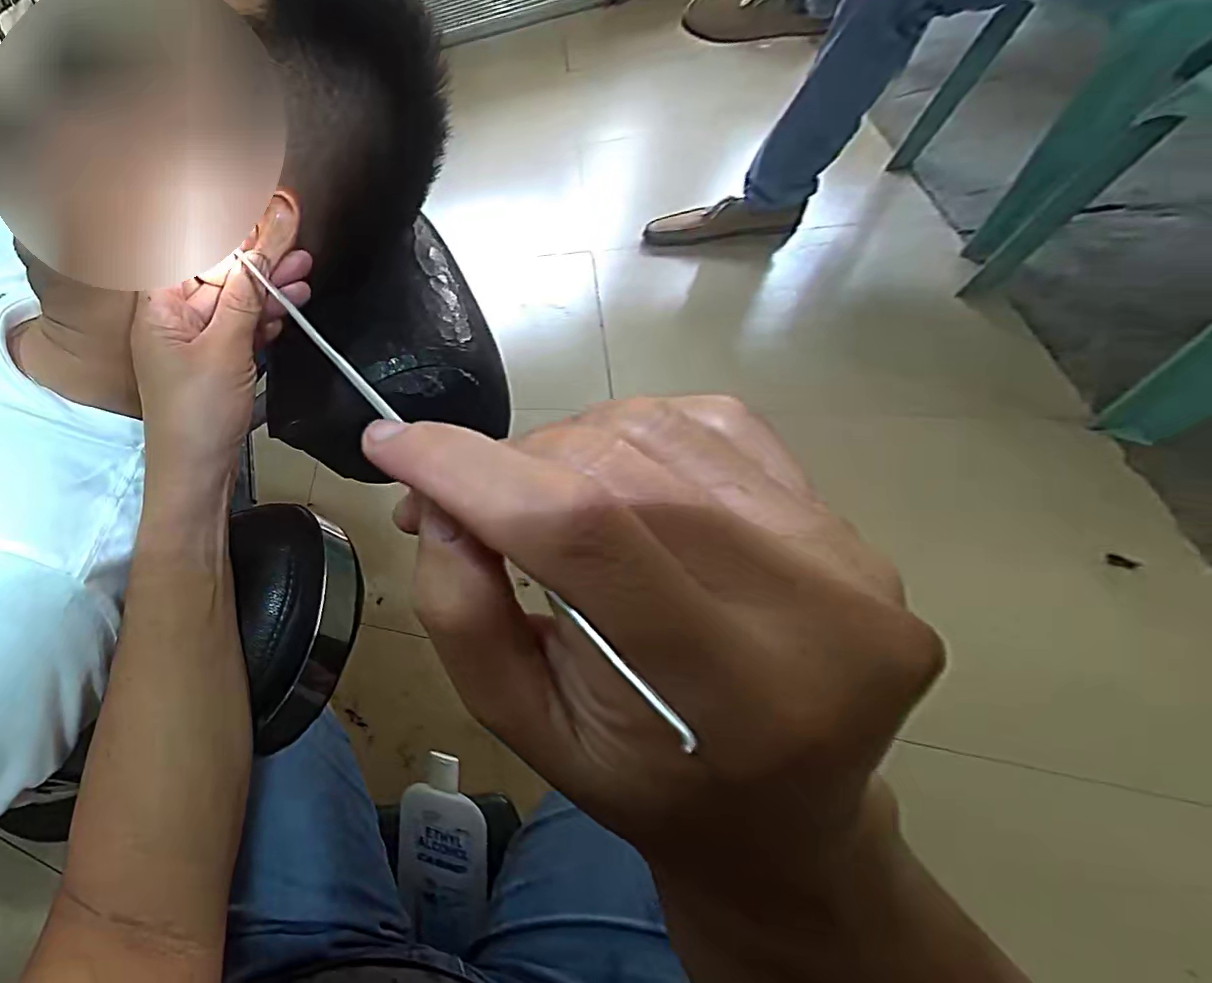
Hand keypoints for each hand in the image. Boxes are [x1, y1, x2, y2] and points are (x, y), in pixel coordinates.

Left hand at [132, 248, 310, 474]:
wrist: (198, 476)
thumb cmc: (195, 420)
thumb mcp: (226, 347)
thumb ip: (247, 290)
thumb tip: (264, 241)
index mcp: (157, 308)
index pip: (190, 250)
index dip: (227, 227)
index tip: (264, 210)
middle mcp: (171, 320)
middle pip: (216, 272)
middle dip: (257, 255)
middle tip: (293, 231)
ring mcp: (193, 342)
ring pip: (233, 299)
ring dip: (267, 285)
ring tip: (302, 267)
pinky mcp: (212, 361)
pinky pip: (238, 327)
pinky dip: (263, 316)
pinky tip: (289, 302)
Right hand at [360, 396, 942, 891]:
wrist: (778, 811)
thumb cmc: (632, 777)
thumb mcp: (515, 719)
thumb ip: (459, 611)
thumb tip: (438, 499)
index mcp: (719, 688)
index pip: (578, 528)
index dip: (466, 468)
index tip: (388, 443)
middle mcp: (808, 608)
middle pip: (606, 466)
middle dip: (498, 464)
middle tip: (450, 501)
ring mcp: (842, 553)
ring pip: (647, 428)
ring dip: (553, 445)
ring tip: (526, 495)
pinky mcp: (843, 518)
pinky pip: (703, 420)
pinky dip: (621, 430)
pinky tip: (604, 479)